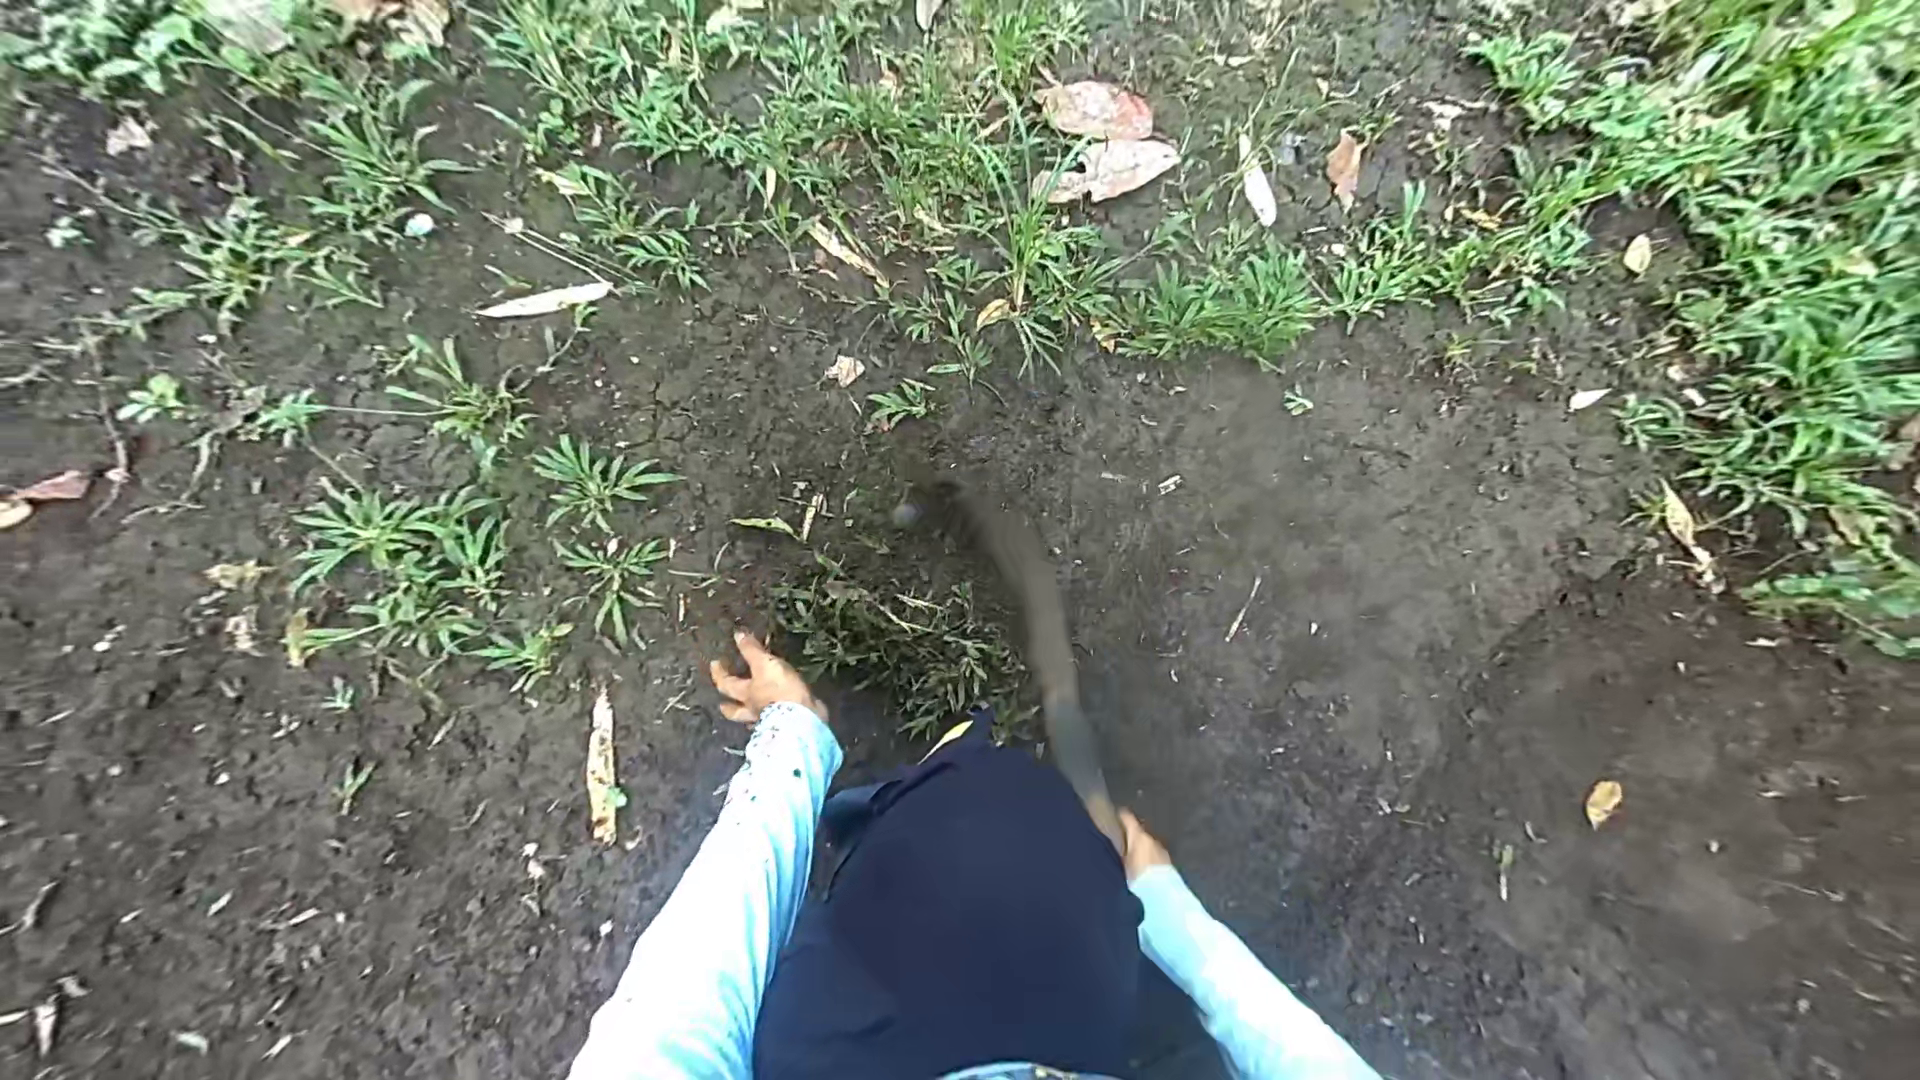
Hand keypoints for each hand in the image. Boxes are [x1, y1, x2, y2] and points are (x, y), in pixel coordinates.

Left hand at [708, 629, 825, 724]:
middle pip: (733, 709)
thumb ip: (752, 650)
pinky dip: (768, 715)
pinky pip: (770, 718)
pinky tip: (771, 712)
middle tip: (722, 701)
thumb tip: (737, 634)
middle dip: (727, 705)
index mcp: (745, 693)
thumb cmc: (779, 689)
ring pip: (749, 716)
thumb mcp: (765, 664)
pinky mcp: (782, 722)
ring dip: (746, 713)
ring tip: (747, 708)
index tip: (715, 663)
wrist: (802, 716)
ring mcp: (765, 718)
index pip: (726, 682)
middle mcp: (751, 708)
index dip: (719, 672)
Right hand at [1118, 809, 1171, 881]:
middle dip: (1131, 836)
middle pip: (1138, 832)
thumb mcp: (1123, 863)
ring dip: (1141, 848)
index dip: (1120, 816)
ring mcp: (1161, 850)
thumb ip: (1119, 850)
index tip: (1114, 817)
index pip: (1127, 817)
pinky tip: (1144, 868)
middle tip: (1121, 845)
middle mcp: (1151, 839)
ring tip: (1132, 859)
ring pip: (1147, 844)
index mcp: (1138, 835)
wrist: (1162, 894)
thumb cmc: (1138, 877)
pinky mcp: (1168, 861)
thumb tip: (1114, 843)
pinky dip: (1149, 857)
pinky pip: (1154, 854)